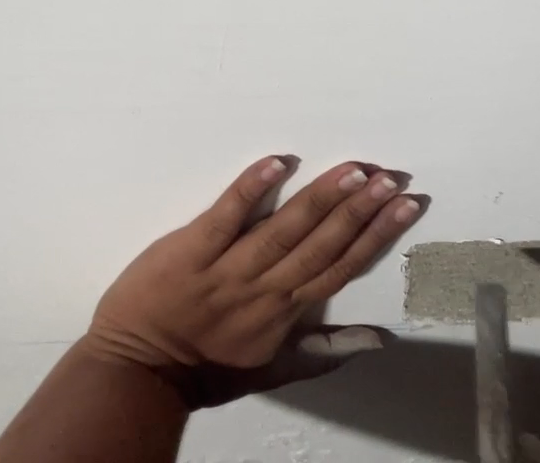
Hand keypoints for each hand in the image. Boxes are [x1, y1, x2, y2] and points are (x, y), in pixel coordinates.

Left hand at [81, 157, 423, 408]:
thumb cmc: (205, 371)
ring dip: (321, 199)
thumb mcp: (271, 371)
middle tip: (391, 178)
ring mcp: (226, 269)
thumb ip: (324, 352)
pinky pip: (225, 217)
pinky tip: (279, 162)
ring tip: (354, 170)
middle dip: (360, 210)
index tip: (407, 205)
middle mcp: (264, 289)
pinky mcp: (190, 250)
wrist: (131, 376)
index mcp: (285, 313)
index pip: (341, 267)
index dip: (377, 235)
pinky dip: (251, 190)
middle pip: (321, 244)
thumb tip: (379, 340)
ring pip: (283, 230)